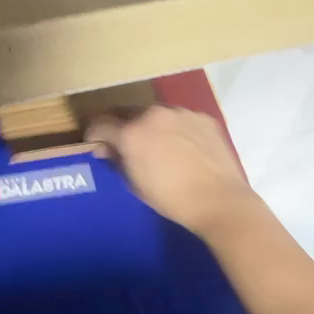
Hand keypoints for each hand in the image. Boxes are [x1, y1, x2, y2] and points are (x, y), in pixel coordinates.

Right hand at [86, 105, 263, 239]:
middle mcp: (153, 114)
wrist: (219, 201)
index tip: (97, 145)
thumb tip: (108, 150)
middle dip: (121, 127)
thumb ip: (117, 161)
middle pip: (126, 112)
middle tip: (125, 145)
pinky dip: (174, 129)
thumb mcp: (134, 184)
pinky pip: (179, 119)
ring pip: (154, 114)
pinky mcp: (202, 117)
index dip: (94, 135)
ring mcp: (181, 113)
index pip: (100, 124)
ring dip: (149, 126)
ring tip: (158, 147)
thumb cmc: (171, 199)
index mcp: (132, 133)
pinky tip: (183, 148)